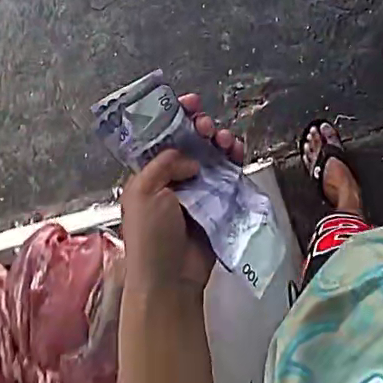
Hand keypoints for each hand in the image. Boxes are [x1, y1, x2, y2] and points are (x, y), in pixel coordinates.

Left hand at [118, 93, 243, 294]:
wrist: (170, 279)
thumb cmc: (150, 235)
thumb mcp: (145, 191)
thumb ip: (165, 163)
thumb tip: (189, 157)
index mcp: (148, 173)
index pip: (162, 136)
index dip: (175, 118)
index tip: (188, 103)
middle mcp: (172, 179)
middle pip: (191, 143)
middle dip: (200, 128)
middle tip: (206, 125)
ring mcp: (196, 192)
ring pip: (212, 157)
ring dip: (219, 142)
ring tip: (224, 139)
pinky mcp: (217, 205)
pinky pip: (228, 176)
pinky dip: (234, 161)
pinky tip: (236, 152)